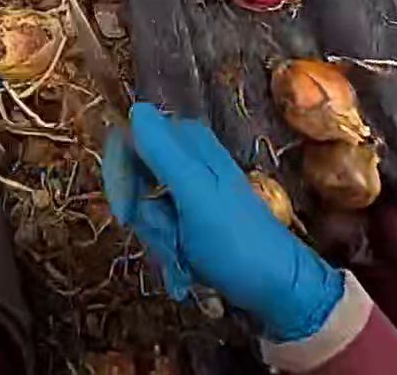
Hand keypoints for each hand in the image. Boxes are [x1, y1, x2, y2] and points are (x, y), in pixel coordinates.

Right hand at [103, 103, 343, 341]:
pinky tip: (183, 266)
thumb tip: (137, 109)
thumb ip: (164, 152)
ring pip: (142, 203)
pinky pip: (158, 221)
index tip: (125, 214)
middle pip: (132, 174)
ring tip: (181, 257)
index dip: (119, 176)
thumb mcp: (196, 195)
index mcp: (186, 139)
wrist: (277, 286)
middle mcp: (184, 152)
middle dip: (142, 214)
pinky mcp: (189, 209)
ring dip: (155, 237)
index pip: (127, 139)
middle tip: (167, 238)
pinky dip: (165, 247)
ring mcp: (186, 181)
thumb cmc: (237, 241)